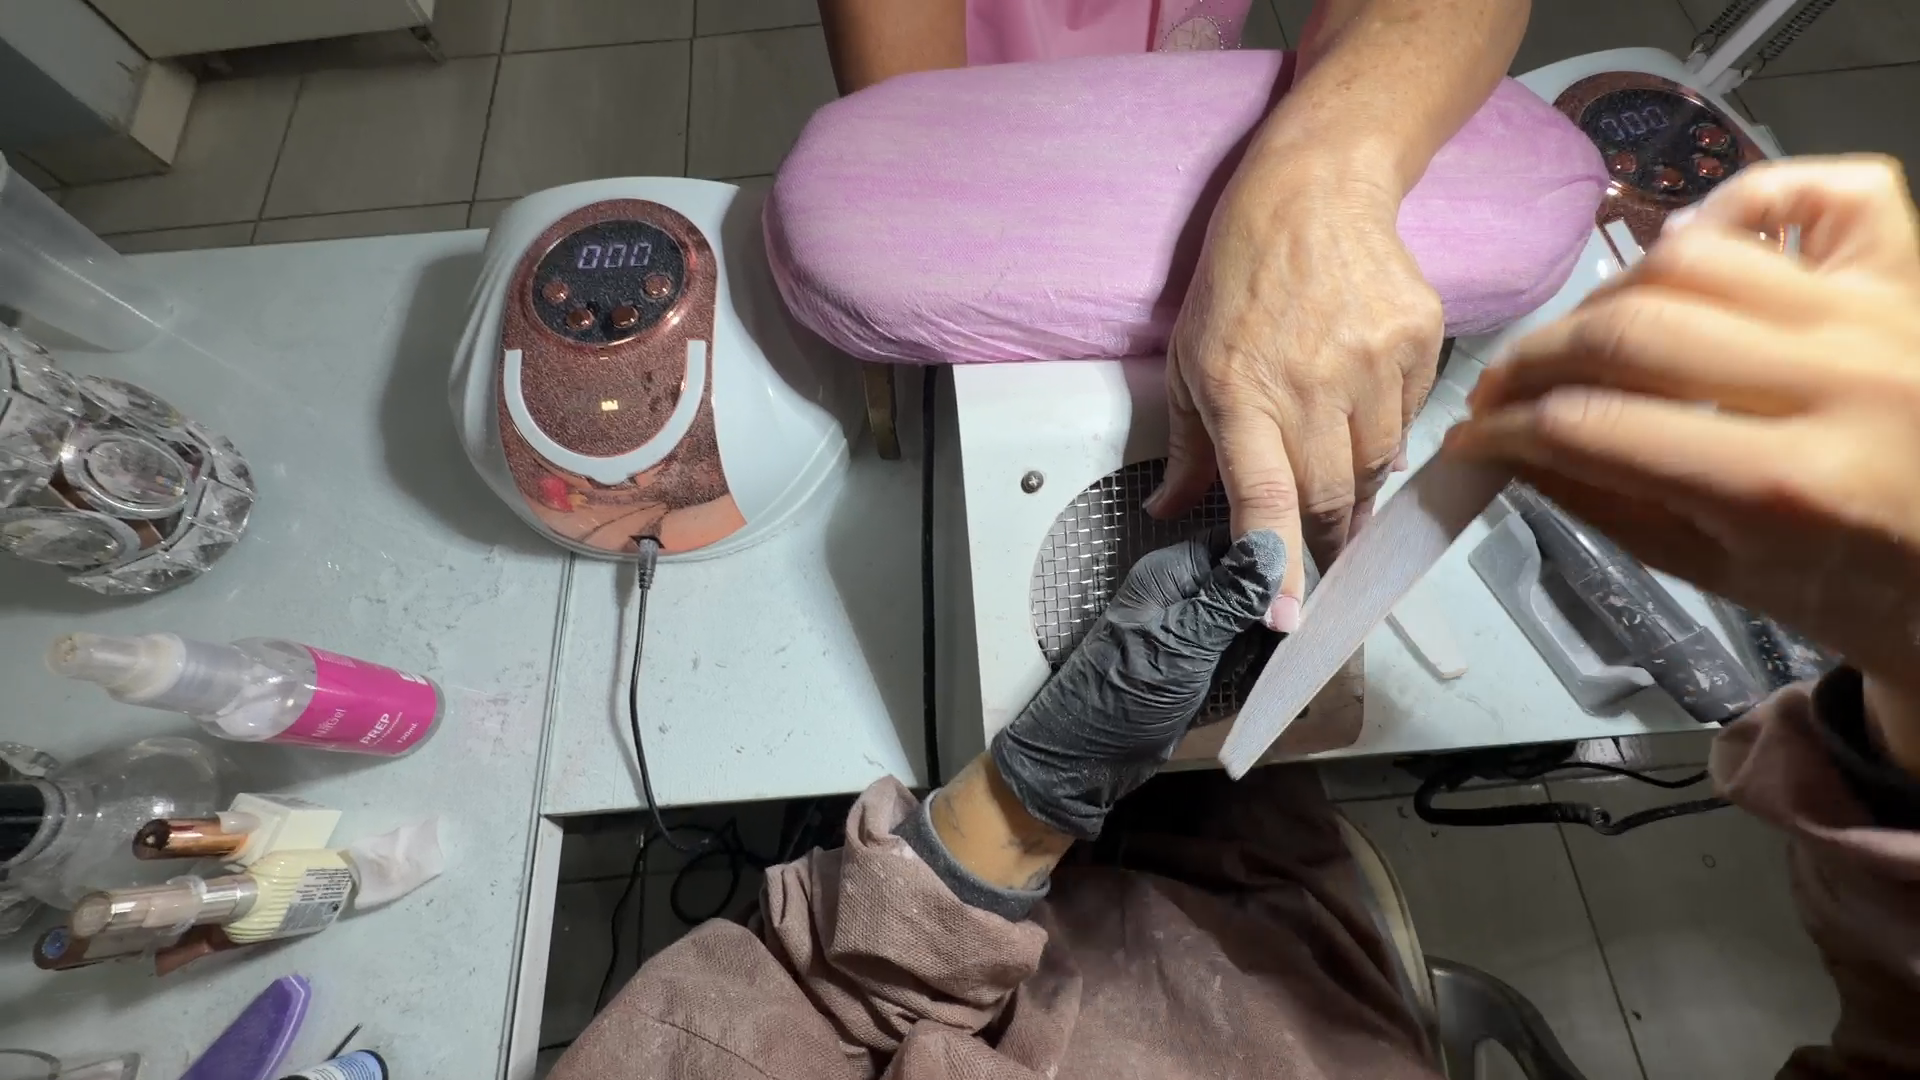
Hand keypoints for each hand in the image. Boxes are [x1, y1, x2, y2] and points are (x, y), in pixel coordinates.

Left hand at [989, 530, 1284, 838]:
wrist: (1089, 756)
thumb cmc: (1124, 696)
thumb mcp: (1185, 644)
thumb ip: (1231, 598)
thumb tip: (1274, 543)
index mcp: (1172, 571)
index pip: (1240, 540)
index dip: (1279, 563)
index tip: (1309, 594)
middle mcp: (1182, 590)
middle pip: (1252, 579)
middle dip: (1279, 606)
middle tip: (1299, 637)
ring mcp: (1190, 625)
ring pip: (1252, 616)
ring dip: (1271, 637)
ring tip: (1287, 660)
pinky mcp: (1197, 657)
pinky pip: (1240, 646)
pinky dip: (1257, 660)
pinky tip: (1273, 674)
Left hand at [1151, 156, 1442, 628]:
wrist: (1312, 196)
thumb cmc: (1233, 285)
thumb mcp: (1186, 366)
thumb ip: (1186, 450)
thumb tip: (1168, 513)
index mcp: (1241, 395)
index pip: (1264, 498)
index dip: (1277, 566)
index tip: (1286, 618)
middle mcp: (1311, 386)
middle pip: (1329, 499)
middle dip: (1318, 536)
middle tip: (1311, 549)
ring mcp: (1373, 363)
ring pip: (1374, 469)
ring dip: (1350, 489)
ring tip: (1328, 468)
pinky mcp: (1420, 342)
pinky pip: (1406, 423)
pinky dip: (1380, 439)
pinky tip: (1355, 414)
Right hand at [1447, 156, 1919, 767]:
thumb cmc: (1843, 585)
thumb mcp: (1702, 567)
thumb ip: (1592, 497)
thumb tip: (1503, 448)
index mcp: (1782, 483)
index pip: (1584, 426)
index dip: (1499, 430)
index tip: (1465, 442)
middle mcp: (1840, 379)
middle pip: (1625, 331)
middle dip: (1528, 362)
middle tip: (1497, 394)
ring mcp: (1885, 313)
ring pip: (1690, 258)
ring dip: (1597, 298)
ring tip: (1573, 341)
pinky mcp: (1913, 275)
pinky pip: (1827, 192)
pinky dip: (1738, 202)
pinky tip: (1682, 248)